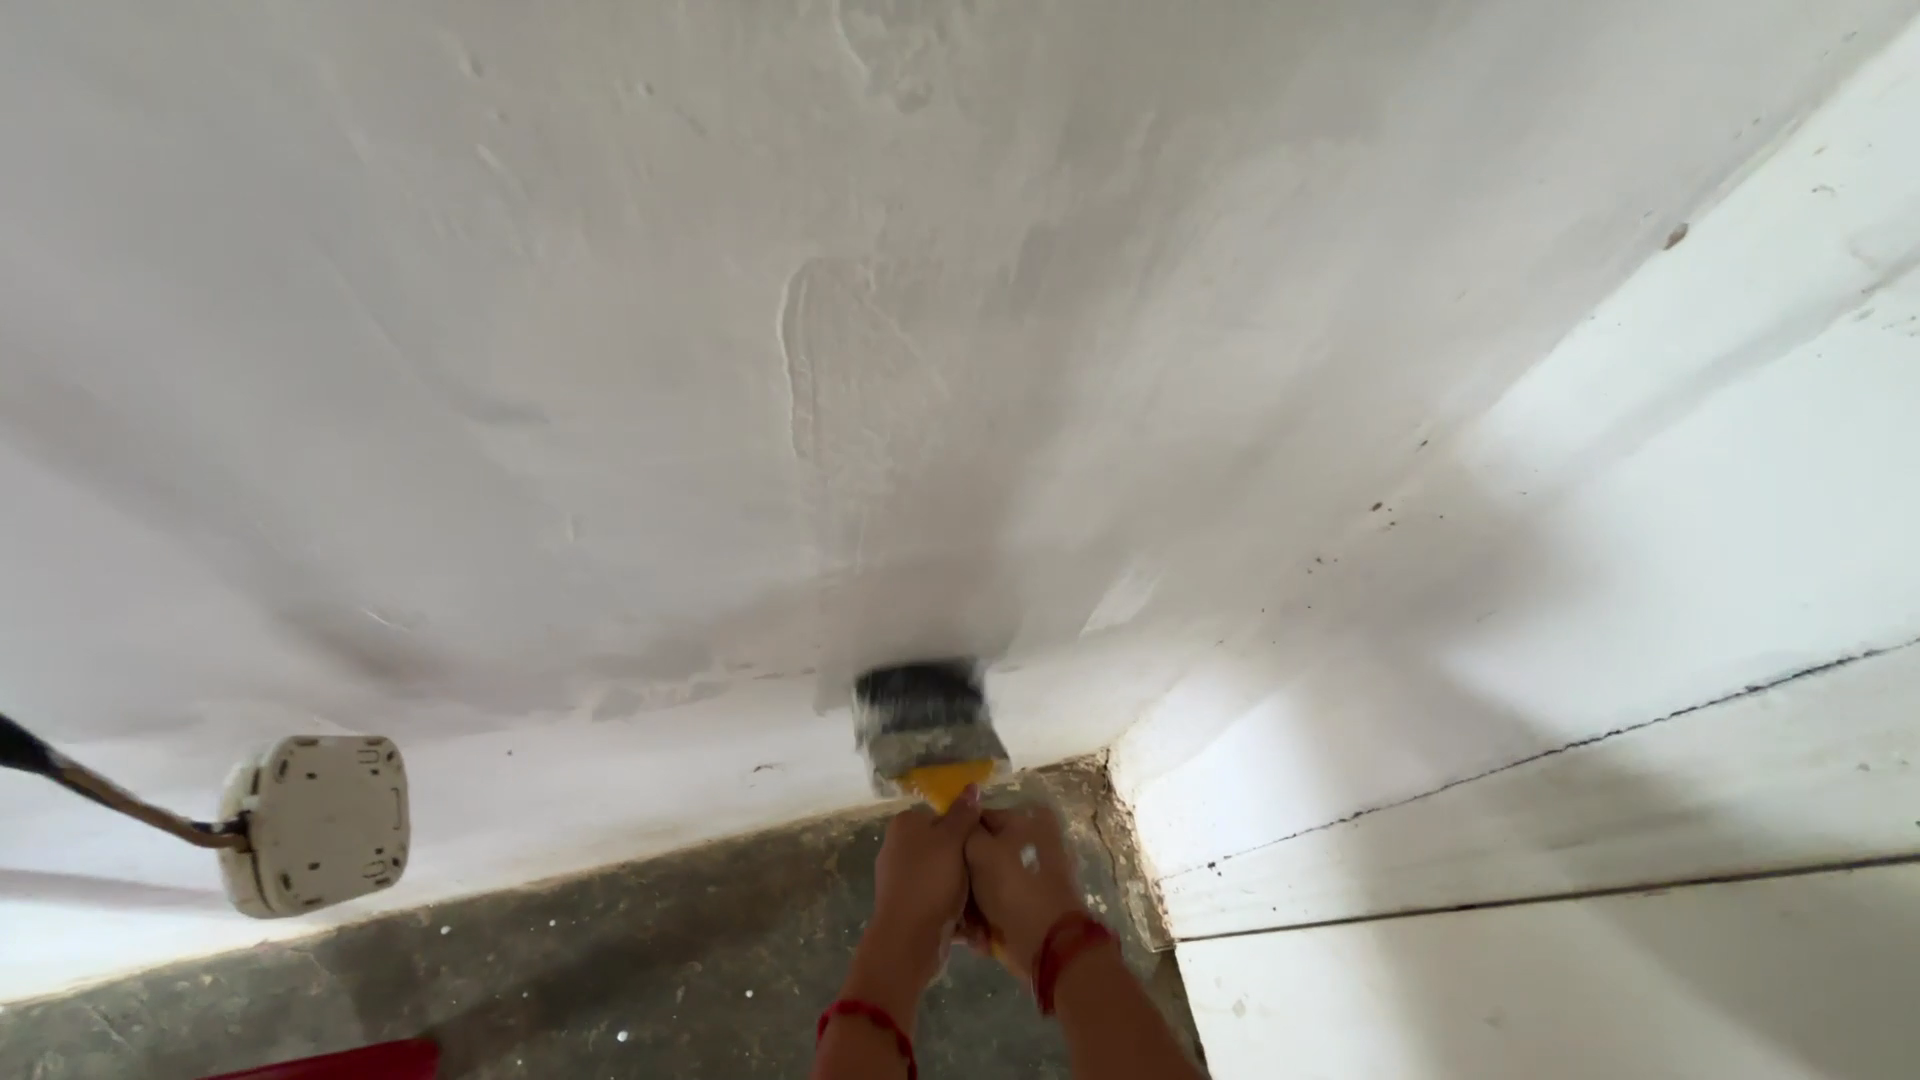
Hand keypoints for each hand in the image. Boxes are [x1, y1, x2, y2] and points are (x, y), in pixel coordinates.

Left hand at [843, 788, 981, 1021]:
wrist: (908, 941)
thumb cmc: (931, 881)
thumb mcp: (953, 841)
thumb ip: (964, 814)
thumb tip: (972, 785)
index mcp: (905, 826)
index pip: (943, 818)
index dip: (967, 832)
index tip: (985, 848)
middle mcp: (899, 849)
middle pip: (946, 849)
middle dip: (968, 866)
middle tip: (990, 876)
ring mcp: (902, 881)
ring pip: (945, 879)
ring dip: (966, 894)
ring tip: (986, 905)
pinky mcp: (909, 909)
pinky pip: (939, 903)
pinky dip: (955, 912)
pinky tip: (973, 926)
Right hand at [962, 803, 1085, 977]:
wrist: (1048, 944)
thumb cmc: (1013, 887)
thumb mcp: (981, 850)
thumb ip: (966, 830)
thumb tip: (960, 820)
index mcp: (1029, 819)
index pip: (980, 818)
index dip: (958, 836)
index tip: (938, 857)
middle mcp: (1034, 842)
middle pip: (983, 852)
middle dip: (964, 875)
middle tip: (948, 891)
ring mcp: (1034, 875)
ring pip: (988, 881)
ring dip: (972, 902)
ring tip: (962, 920)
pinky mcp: (1031, 905)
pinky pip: (999, 903)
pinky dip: (986, 919)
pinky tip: (976, 934)